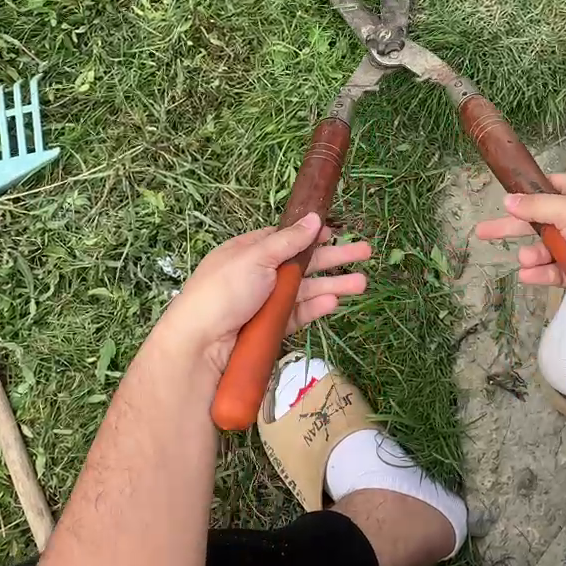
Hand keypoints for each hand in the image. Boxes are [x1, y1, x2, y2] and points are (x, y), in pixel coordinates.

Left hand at [156, 213, 369, 369]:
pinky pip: (298, 315)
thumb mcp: (255, 256)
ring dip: (334, 284)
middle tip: (366, 252)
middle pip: (303, 263)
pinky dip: (316, 308)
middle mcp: (258, 275)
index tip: (335, 233)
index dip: (312, 236)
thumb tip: (314, 218)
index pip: (285, 239)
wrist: (200, 347)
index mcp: (248, 252)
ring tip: (363, 283)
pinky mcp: (271, 328)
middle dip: (335, 258)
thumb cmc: (223, 292)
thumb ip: (289, 240)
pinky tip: (335, 303)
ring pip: (306, 290)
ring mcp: (265, 303)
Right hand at [473, 173, 565, 305]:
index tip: (504, 199)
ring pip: (551, 249)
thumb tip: (509, 198)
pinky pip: (562, 271)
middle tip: (483, 233)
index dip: (526, 194)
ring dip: (534, 255)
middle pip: (542, 220)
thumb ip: (538, 206)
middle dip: (514, 227)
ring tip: (523, 262)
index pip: (549, 188)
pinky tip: (529, 276)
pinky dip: (545, 273)